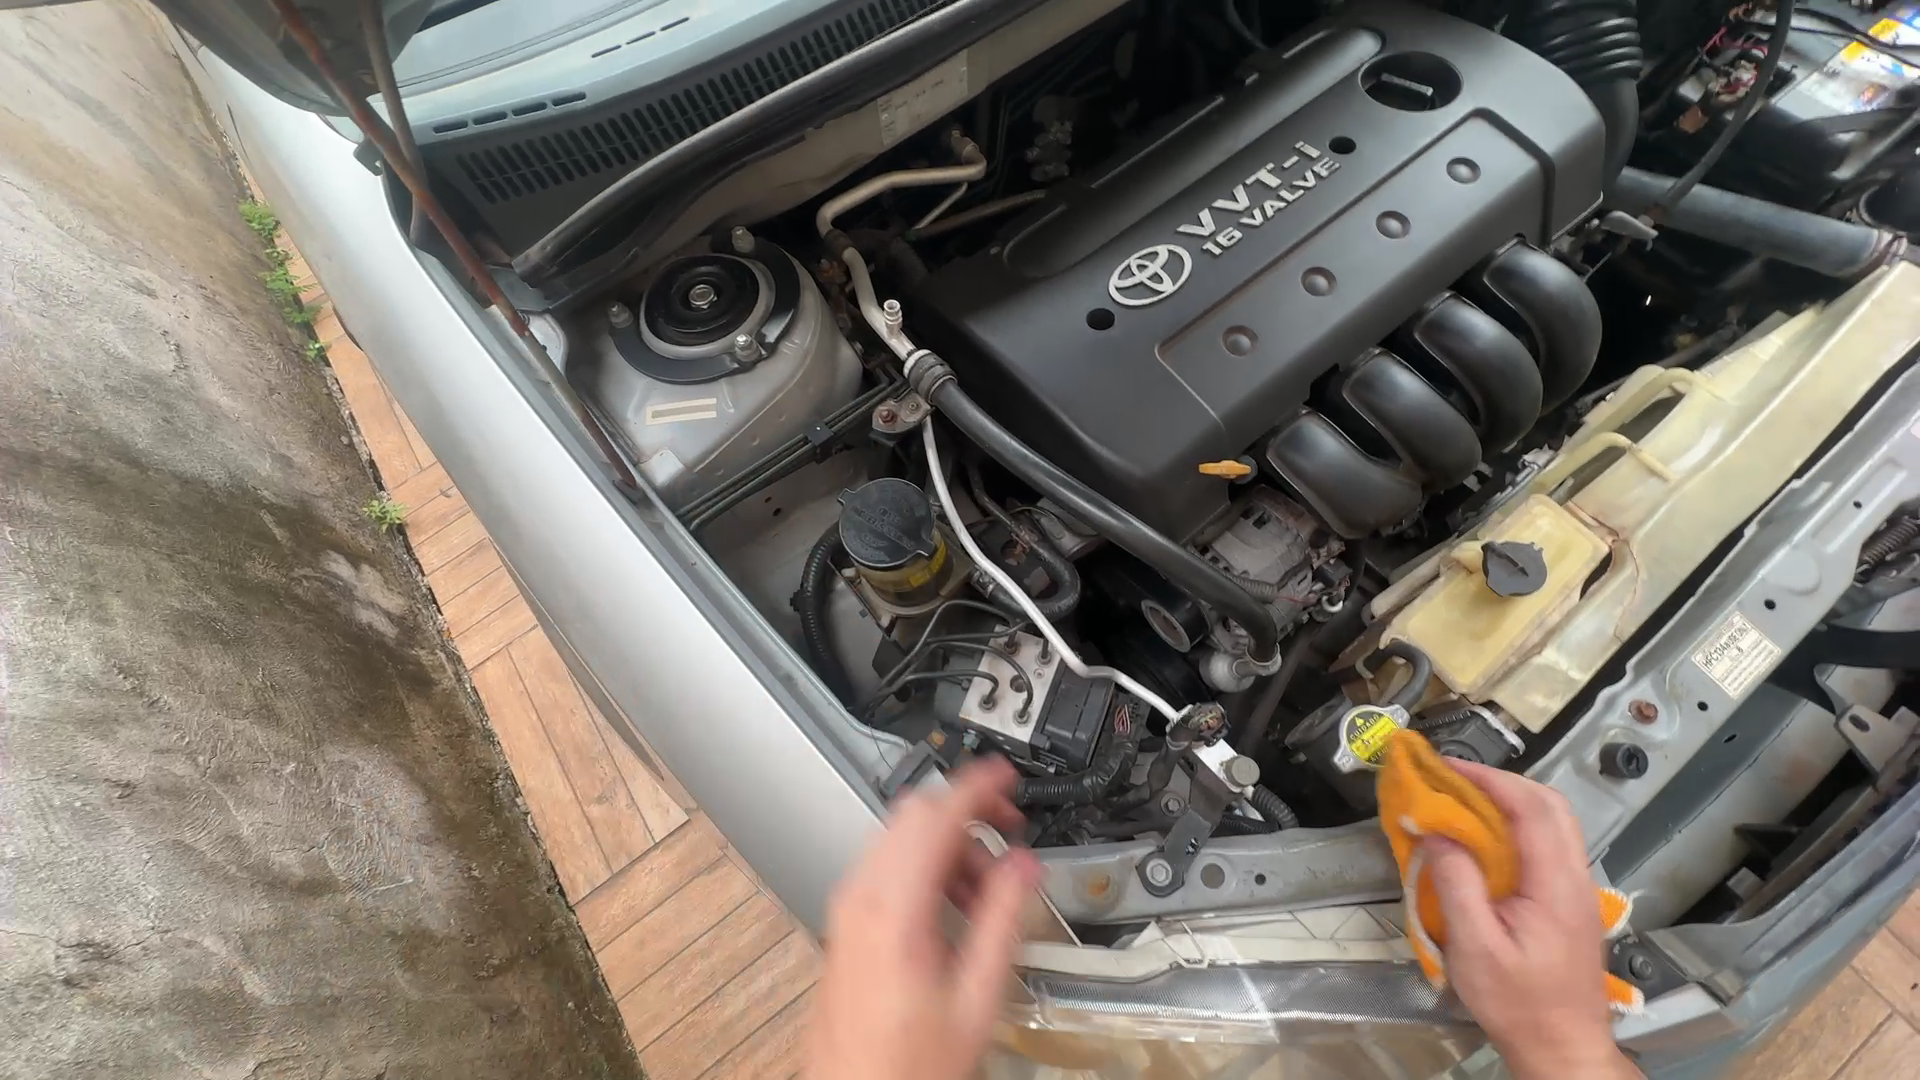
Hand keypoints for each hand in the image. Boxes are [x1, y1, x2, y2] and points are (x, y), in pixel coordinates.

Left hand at [803, 757, 1042, 1079]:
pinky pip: (887, 860)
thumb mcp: (977, 997)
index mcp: (894, 907)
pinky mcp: (847, 917)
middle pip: (916, 813)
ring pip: (901, 833)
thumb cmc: (908, 1065)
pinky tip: (953, 903)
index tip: (1006, 776)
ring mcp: (849, 904)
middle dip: (968, 812)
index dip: (977, 784)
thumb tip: (1026, 865)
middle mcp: (862, 894)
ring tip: (985, 889)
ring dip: (948, 841)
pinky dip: (925, 861)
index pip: (937, 814)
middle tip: (1007, 834)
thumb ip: (1005, 919)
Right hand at [1422, 761, 1641, 1079]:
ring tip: (1459, 799)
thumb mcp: (1475, 946)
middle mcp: (1575, 881)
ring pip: (1551, 822)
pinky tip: (1477, 834)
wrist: (1563, 1050)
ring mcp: (1575, 890)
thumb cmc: (1517, 1002)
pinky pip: (1543, 843)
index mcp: (1556, 888)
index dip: (1490, 780)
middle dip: (1500, 781)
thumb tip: (1435, 832)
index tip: (1447, 768)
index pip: (1533, 811)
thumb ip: (1456, 883)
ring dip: (1506, 799)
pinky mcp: (1565, 900)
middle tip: (1452, 778)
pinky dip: (1510, 823)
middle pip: (1550, 806)